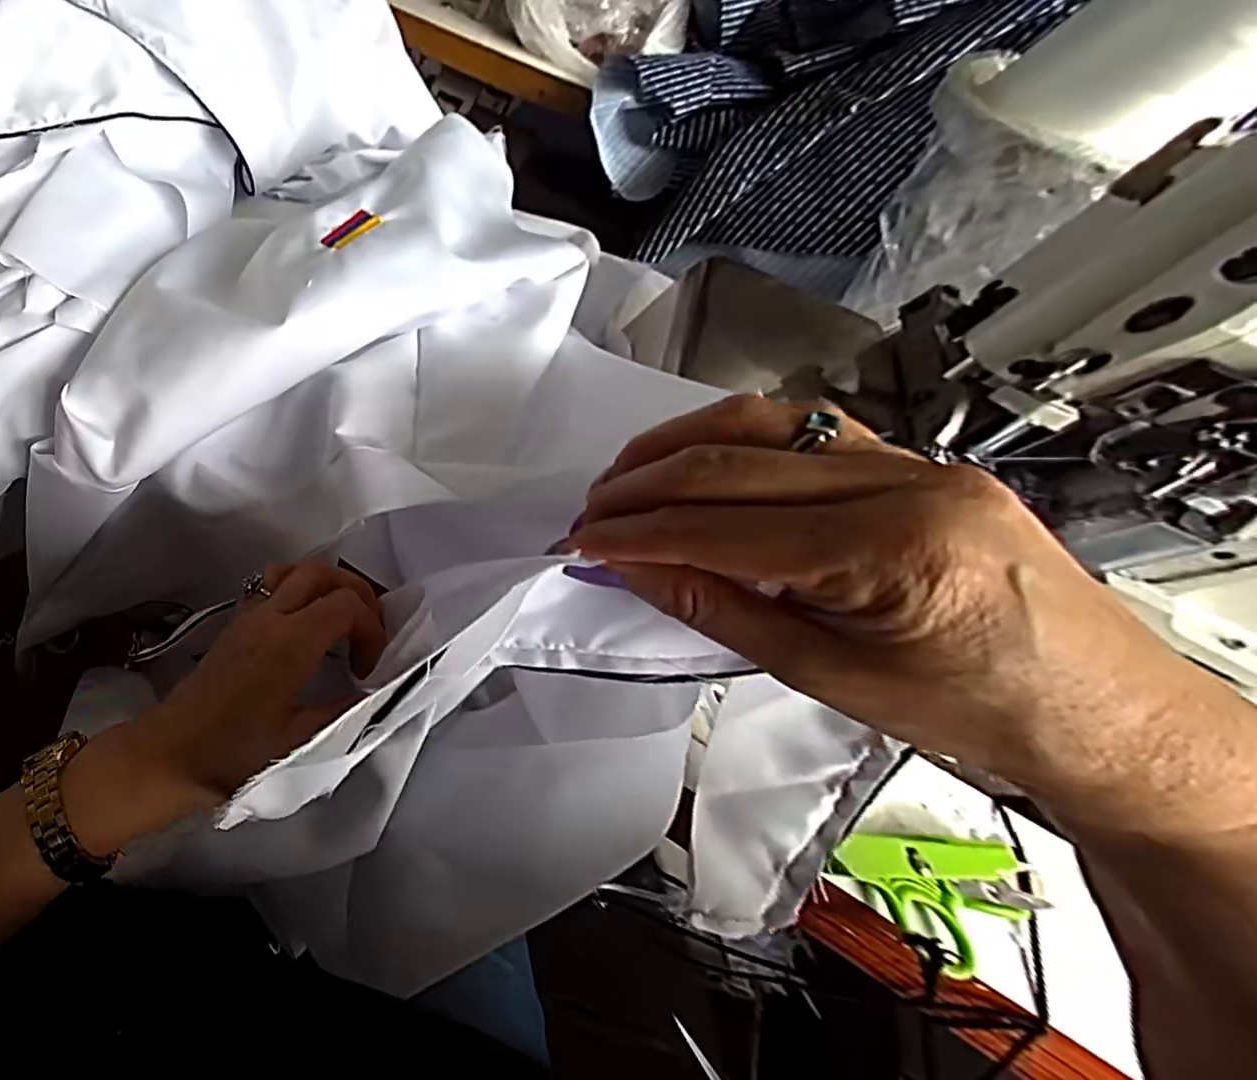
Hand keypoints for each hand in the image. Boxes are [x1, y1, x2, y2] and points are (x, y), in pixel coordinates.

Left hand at [63, 561, 385, 852]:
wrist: (169, 754)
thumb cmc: (232, 753)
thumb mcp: (298, 741)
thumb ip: (343, 711)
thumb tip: (374, 693)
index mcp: (289, 643)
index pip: (347, 605)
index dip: (372, 628)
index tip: (370, 665)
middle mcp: (268, 618)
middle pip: (322, 573)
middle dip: (356, 594)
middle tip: (367, 632)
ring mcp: (247, 617)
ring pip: (295, 571)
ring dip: (326, 586)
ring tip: (340, 622)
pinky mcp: (234, 625)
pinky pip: (271, 586)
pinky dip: (298, 590)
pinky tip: (304, 627)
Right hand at [565, 395, 1255, 831]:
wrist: (1100, 711)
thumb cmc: (974, 707)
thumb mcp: (820, 671)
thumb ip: (714, 607)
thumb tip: (634, 568)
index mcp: (887, 550)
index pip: (716, 528)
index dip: (633, 534)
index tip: (583, 542)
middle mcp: (906, 484)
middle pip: (728, 463)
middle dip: (638, 488)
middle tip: (589, 513)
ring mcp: (915, 461)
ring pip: (761, 421)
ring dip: (675, 445)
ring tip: (624, 476)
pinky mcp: (914, 459)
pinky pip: (803, 425)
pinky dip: (730, 436)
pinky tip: (693, 455)